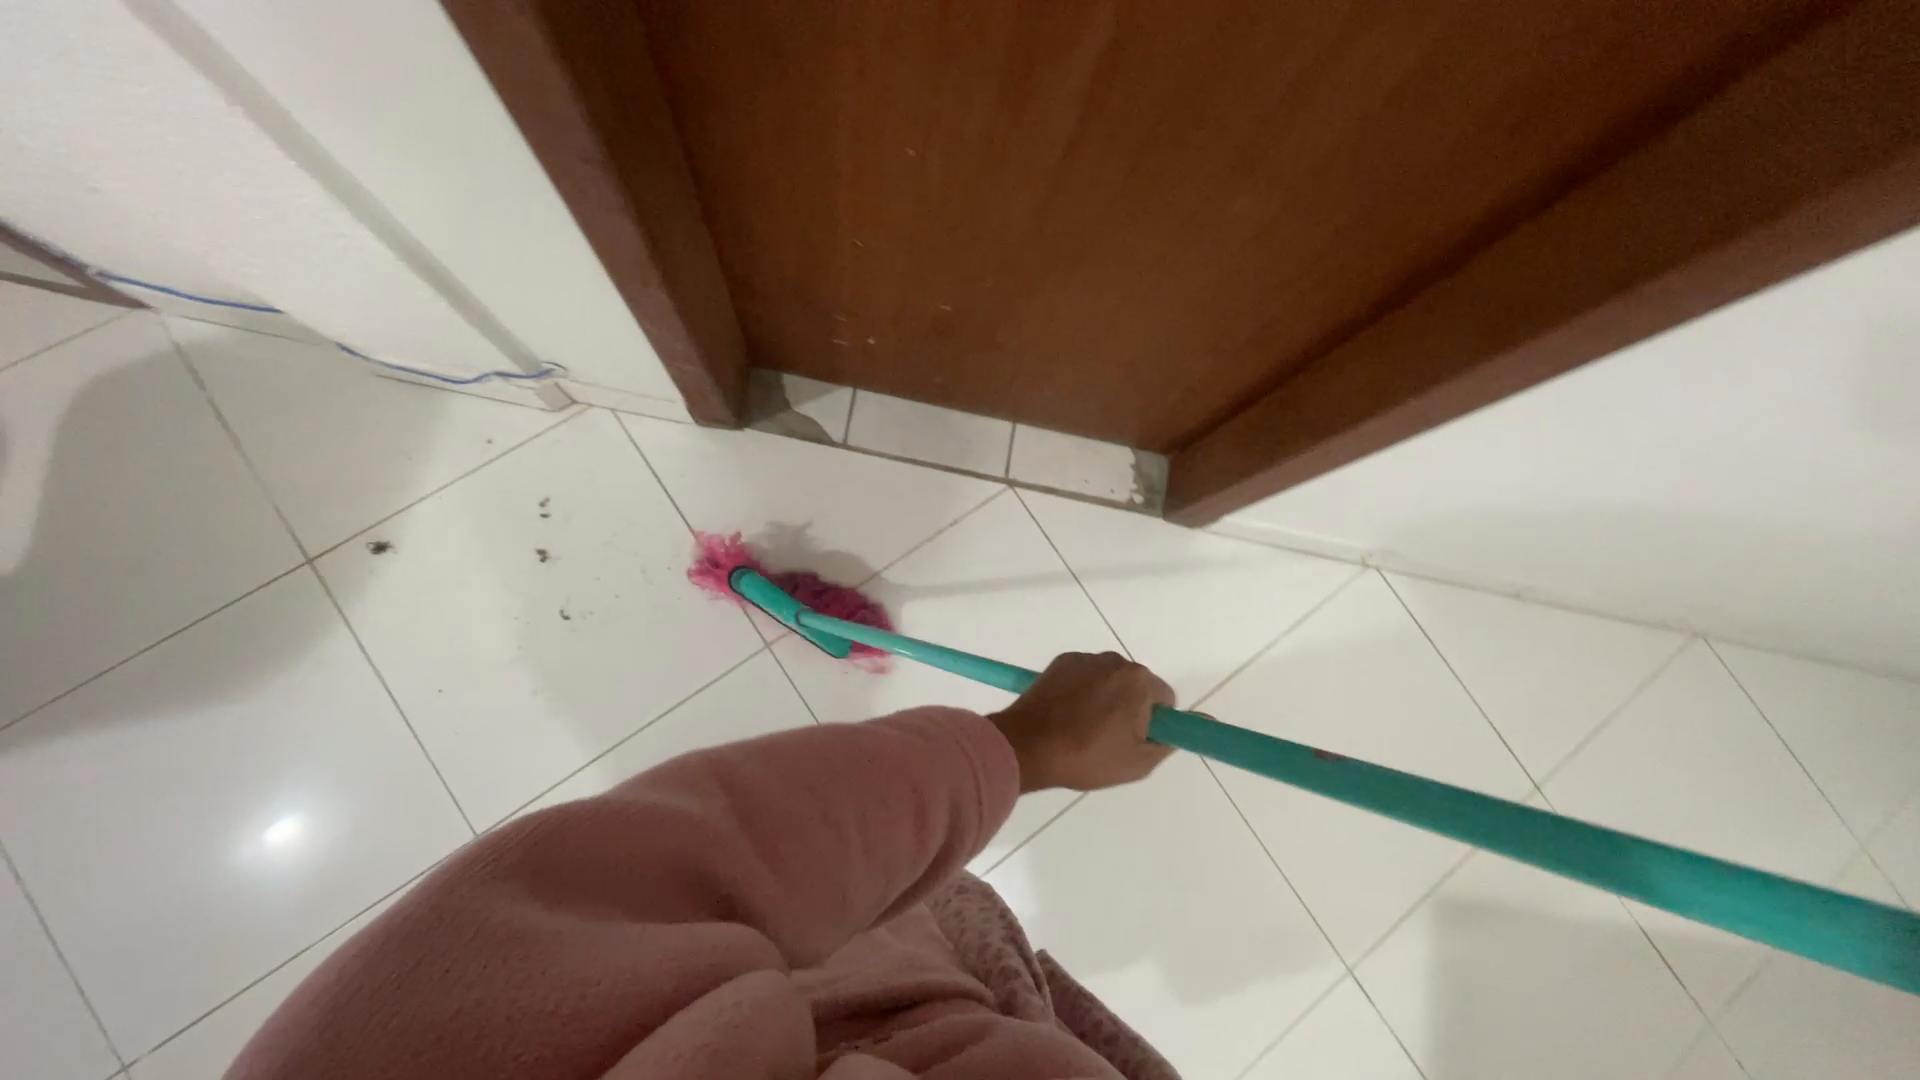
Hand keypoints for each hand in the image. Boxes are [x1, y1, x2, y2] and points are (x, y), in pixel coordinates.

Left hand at [989, 652, 1176, 792]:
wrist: (1027, 746)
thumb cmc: (1087, 757)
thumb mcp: (1138, 761)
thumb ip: (1172, 739)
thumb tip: (1206, 720)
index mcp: (1139, 681)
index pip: (1165, 700)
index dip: (1154, 723)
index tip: (1135, 741)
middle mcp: (1114, 661)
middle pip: (1136, 686)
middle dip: (1128, 709)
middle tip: (1108, 741)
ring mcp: (1084, 659)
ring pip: (1108, 680)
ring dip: (1103, 699)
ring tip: (1082, 730)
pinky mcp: (1059, 662)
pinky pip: (1083, 676)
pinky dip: (1080, 692)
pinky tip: (1065, 716)